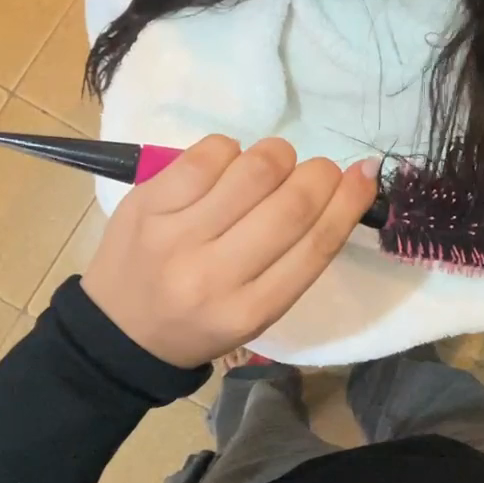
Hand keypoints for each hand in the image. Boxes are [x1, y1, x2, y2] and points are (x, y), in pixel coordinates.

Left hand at [81, 135, 378, 367]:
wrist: (118, 333)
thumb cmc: (202, 322)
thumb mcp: (257, 311)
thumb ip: (296, 259)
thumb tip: (341, 189)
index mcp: (251, 310)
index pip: (315, 246)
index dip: (349, 202)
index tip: (366, 174)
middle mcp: (216, 275)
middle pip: (291, 206)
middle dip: (321, 174)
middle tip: (322, 170)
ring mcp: (177, 236)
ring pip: (253, 171)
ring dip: (280, 156)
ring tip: (276, 165)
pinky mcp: (147, 204)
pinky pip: (207, 155)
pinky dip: (233, 149)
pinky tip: (230, 164)